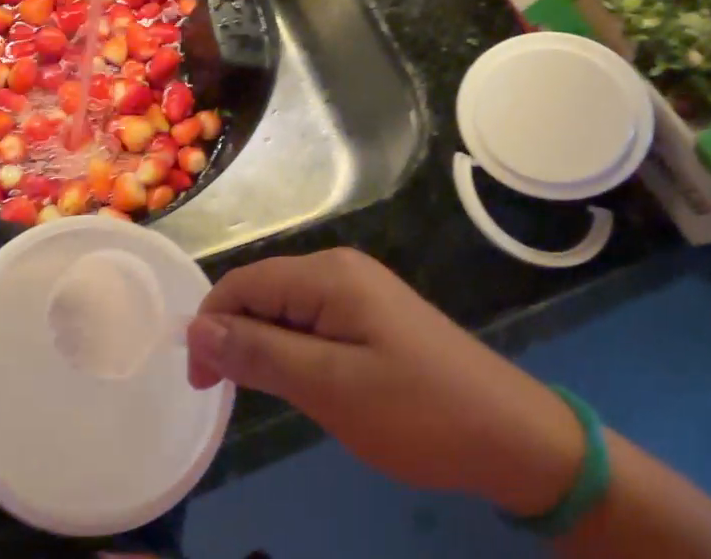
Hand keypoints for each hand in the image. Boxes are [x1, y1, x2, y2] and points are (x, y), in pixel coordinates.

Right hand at [187, 249, 586, 515]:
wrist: (516, 440)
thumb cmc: (418, 412)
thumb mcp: (330, 387)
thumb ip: (259, 353)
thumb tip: (194, 330)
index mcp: (327, 275)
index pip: (241, 284)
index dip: (211, 327)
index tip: (204, 384)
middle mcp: (339, 270)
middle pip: (261, 293)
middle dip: (237, 339)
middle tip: (234, 397)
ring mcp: (360, 293)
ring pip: (285, 312)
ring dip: (266, 350)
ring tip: (274, 397)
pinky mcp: (373, 318)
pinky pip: (312, 325)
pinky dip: (295, 354)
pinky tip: (307, 387)